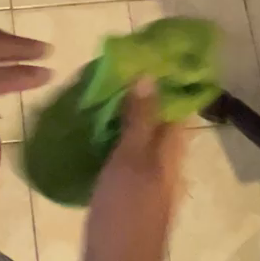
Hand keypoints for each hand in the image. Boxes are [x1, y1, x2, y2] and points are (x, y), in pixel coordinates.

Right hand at [83, 79, 182, 260]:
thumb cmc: (127, 211)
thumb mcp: (133, 160)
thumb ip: (140, 119)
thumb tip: (149, 73)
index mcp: (170, 150)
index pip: (173, 103)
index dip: (161, 76)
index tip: (139, 49)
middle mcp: (162, 160)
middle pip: (153, 116)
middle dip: (134, 91)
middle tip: (106, 65)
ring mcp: (144, 177)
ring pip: (135, 133)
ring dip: (118, 111)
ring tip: (91, 88)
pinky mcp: (124, 190)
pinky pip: (121, 151)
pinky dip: (108, 134)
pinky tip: (86, 127)